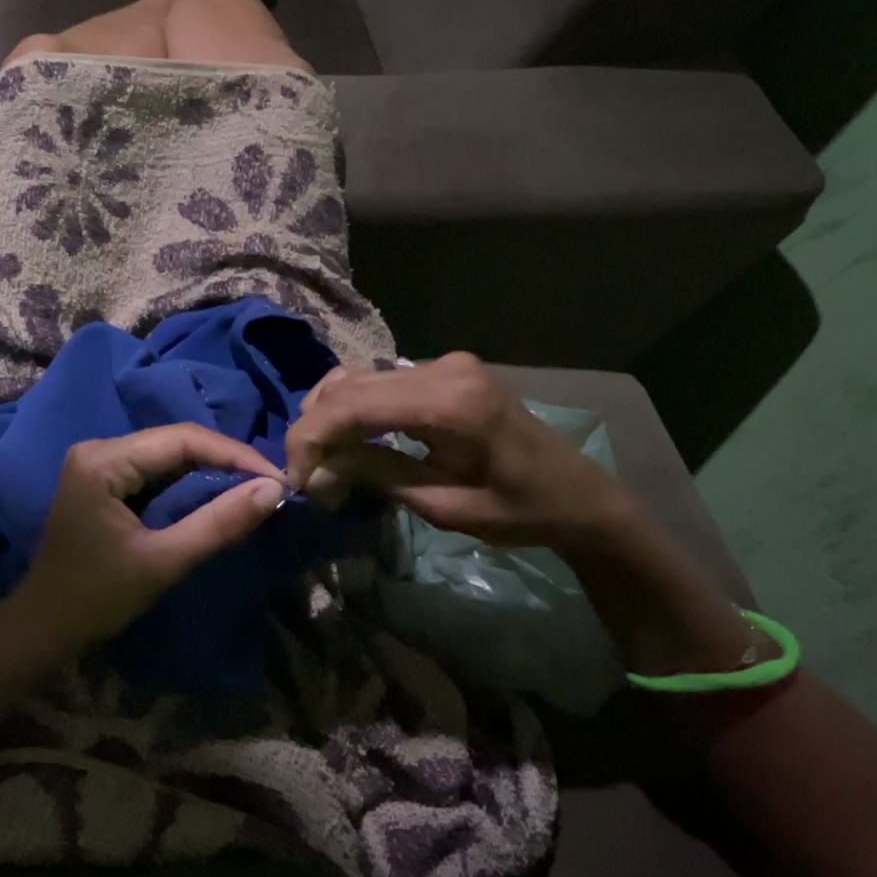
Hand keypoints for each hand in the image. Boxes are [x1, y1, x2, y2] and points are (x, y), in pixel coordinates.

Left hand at [8, 423, 286, 651]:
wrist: (43, 626)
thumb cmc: (96, 598)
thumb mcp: (162, 562)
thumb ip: (217, 524)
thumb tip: (273, 490)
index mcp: (103, 460)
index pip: (182, 439)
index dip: (235, 454)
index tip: (278, 479)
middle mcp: (97, 449)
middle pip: (174, 441)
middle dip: (226, 461)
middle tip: (271, 487)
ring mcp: (96, 463)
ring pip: (166, 455)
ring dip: (209, 471)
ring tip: (253, 491)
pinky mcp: (100, 480)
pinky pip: (153, 470)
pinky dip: (186, 483)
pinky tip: (217, 497)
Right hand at [285, 353, 634, 549]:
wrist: (579, 496)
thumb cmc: (519, 512)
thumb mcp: (442, 506)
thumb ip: (377, 475)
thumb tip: (318, 468)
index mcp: (452, 403)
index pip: (354, 406)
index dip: (311, 438)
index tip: (296, 477)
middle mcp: (444, 369)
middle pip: (348, 386)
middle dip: (313, 429)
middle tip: (302, 473)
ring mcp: (444, 363)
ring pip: (356, 378)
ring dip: (327, 416)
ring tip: (320, 459)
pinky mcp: (443, 369)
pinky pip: (378, 380)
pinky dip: (350, 407)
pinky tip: (345, 438)